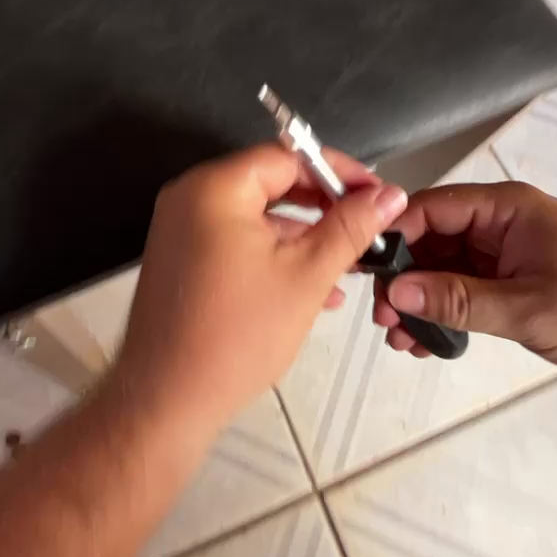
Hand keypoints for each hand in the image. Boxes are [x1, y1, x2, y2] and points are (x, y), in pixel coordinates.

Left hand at [115, 144, 407, 430]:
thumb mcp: (306, 275)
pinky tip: (313, 286)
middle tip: (367, 225)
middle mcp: (191, 194)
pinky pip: (234, 236)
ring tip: (349, 263)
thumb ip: (350, 227)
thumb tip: (390, 194)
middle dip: (323, 204)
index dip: (338, 170)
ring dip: (303, 233)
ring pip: (255, 212)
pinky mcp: (180, 254)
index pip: (287, 155)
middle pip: (270, 180)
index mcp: (215, 186)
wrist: (166, 400)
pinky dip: (272, 251)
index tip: (378, 193)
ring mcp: (180, 225)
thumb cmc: (238, 335)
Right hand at [371, 181, 556, 379]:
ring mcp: (507, 249)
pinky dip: (446, 310)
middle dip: (404, 276)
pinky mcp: (515, 277)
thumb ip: (459, 301)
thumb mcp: (530, 310)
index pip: (431, 207)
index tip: (363, 270)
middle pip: (434, 238)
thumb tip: (395, 293)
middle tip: (381, 318)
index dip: (393, 234)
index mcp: (506, 207)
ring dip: (421, 299)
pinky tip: (427, 342)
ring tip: (399, 339)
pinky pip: (466, 286)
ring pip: (446, 266)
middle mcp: (501, 220)